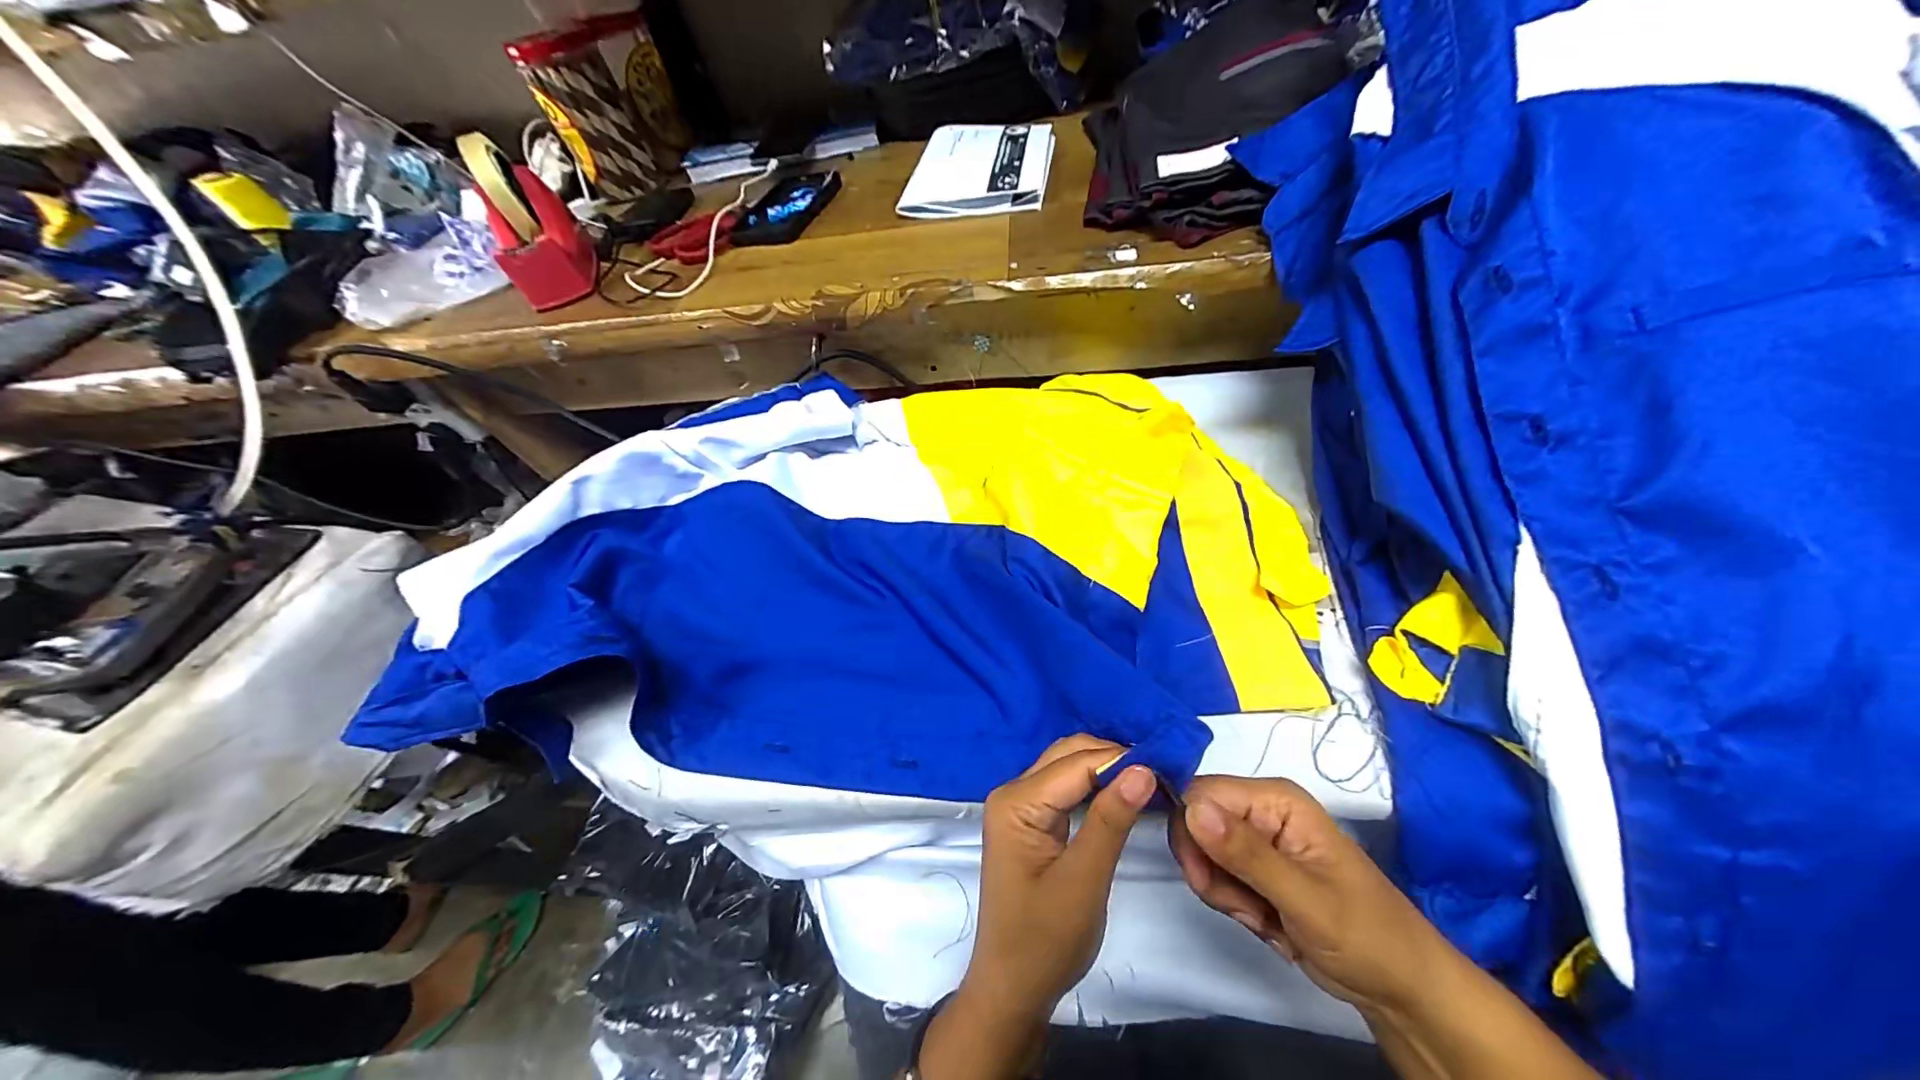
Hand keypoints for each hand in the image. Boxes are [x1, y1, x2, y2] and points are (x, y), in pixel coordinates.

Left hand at [919, 735, 1155, 1078]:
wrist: (1013, 988)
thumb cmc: (1044, 940)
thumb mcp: (1084, 880)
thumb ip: (1111, 820)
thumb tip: (1143, 768)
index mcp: (1017, 802)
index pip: (1077, 762)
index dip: (1124, 759)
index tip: (1172, 763)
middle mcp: (1013, 793)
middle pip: (1070, 756)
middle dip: (1117, 757)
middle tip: (1167, 769)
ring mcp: (1020, 807)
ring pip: (1070, 767)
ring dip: (1109, 768)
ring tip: (1154, 777)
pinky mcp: (1032, 822)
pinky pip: (1067, 788)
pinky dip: (1098, 786)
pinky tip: (1126, 793)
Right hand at [1168, 775, 1448, 1014]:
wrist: (1403, 989)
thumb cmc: (1367, 937)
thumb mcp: (1305, 899)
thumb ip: (1246, 853)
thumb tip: (1192, 808)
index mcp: (1276, 799)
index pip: (1200, 795)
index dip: (1193, 836)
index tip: (1211, 880)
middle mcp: (1261, 810)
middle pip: (1196, 825)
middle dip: (1212, 873)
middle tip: (1248, 907)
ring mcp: (1257, 840)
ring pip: (1202, 855)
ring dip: (1224, 895)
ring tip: (1267, 919)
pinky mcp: (1254, 870)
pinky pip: (1216, 877)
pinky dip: (1233, 905)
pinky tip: (1269, 923)